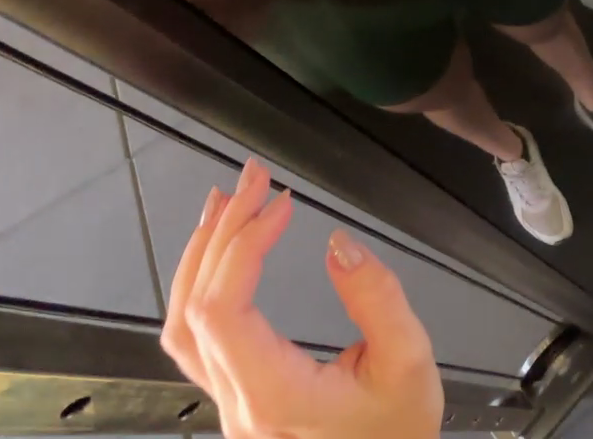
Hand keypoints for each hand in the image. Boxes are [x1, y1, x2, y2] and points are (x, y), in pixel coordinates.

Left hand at [161, 160, 443, 438]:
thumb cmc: (398, 429)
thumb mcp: (409, 360)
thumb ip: (378, 299)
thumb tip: (339, 244)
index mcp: (274, 396)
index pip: (224, 312)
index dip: (242, 246)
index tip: (283, 203)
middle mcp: (238, 403)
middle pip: (195, 309)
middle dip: (223, 231)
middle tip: (255, 178)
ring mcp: (231, 404)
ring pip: (183, 327)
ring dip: (202, 255)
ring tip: (226, 202)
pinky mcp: (239, 397)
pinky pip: (199, 336)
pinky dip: (204, 282)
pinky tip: (224, 253)